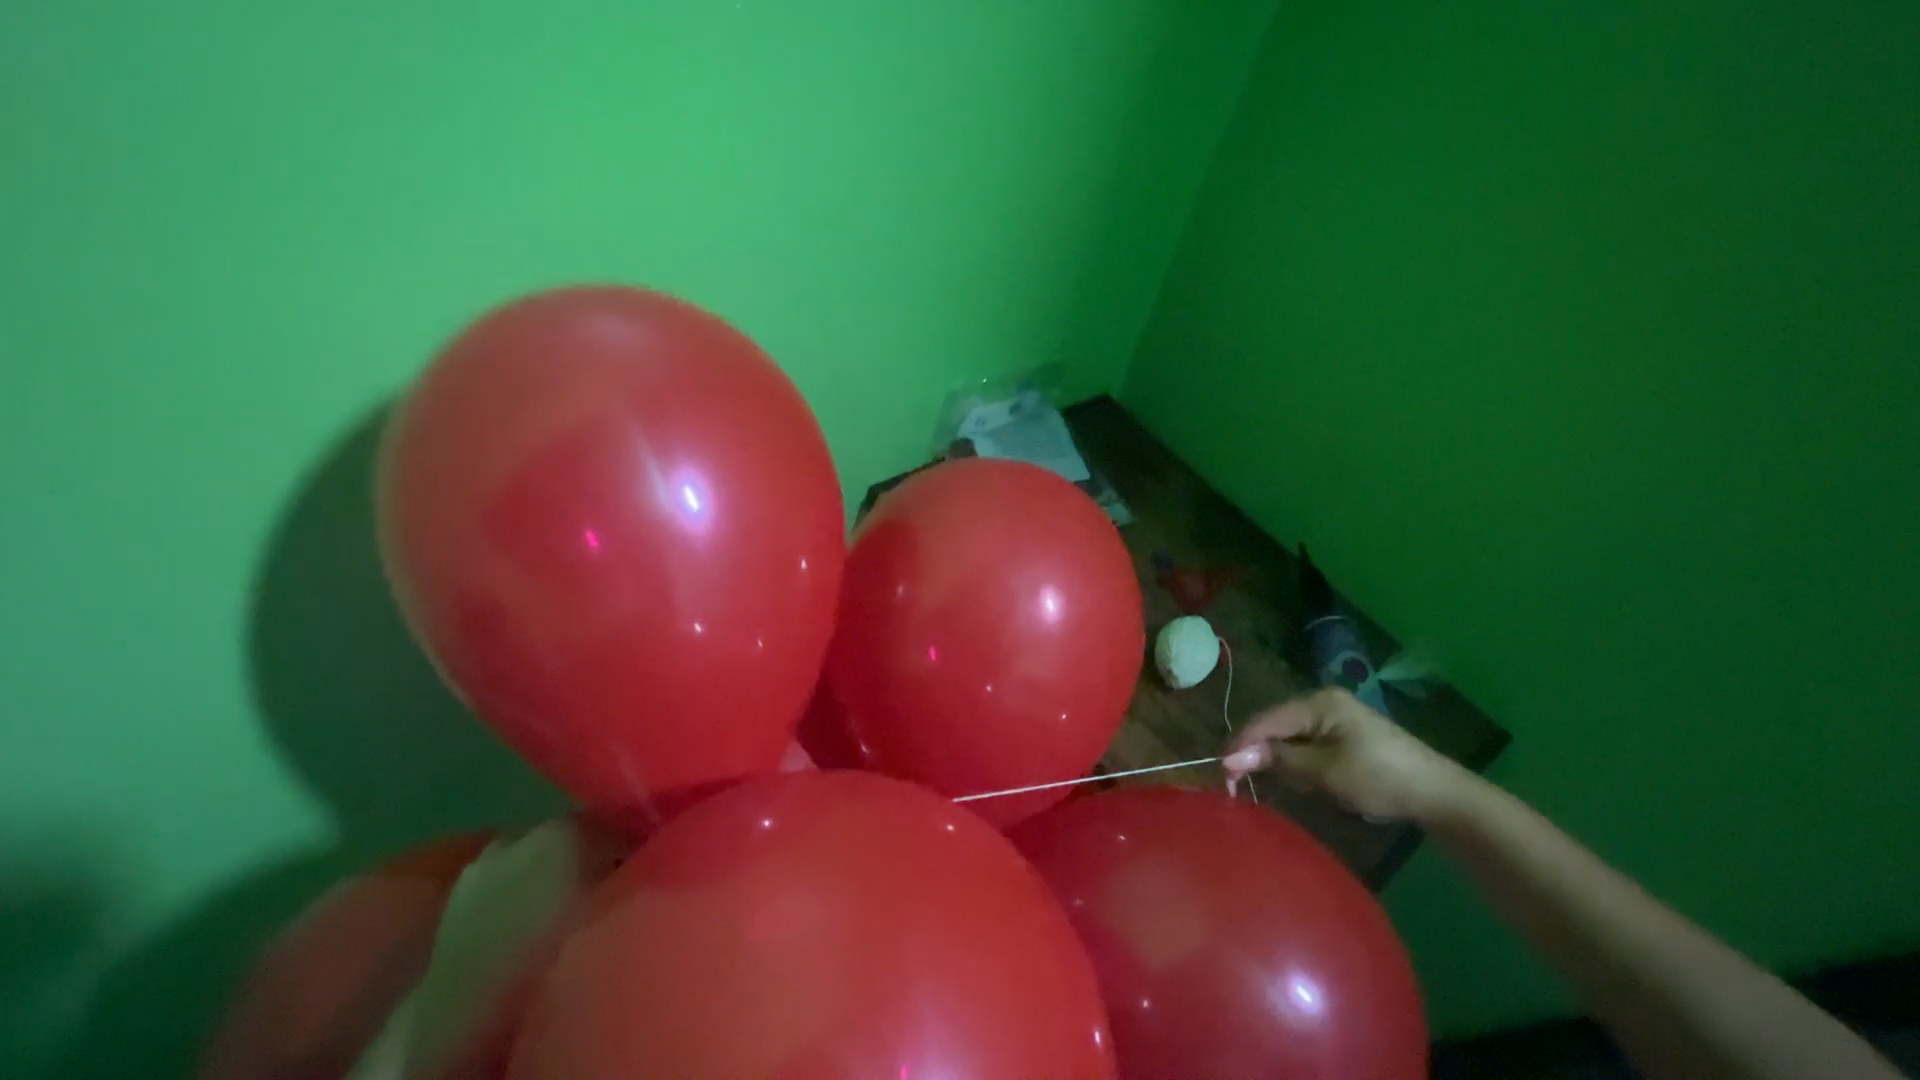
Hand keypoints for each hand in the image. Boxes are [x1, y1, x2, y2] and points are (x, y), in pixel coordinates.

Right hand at [1222, 688, 1474, 822]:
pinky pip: (1308, 745)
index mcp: (1318, 702)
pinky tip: (1306, 782)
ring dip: (1283, 762)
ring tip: (1285, 786)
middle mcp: (1324, 703)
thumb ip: (1278, 760)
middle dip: (1260, 754)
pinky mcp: (1346, 736)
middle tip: (1244, 784)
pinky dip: (1301, 764)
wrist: (1437, 794)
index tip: (1223, 773)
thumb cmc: (1379, 777)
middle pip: (1276, 726)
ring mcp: (1336, 718)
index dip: (1241, 745)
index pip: (1266, 720)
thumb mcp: (1323, 771)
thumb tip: (1231, 759)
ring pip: (1290, 738)